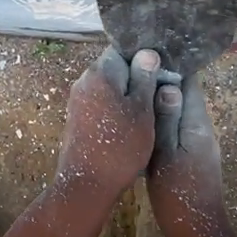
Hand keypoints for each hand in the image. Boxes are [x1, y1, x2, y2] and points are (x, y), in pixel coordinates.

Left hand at [55, 46, 161, 196]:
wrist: (86, 185)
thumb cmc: (119, 147)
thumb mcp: (141, 111)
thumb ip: (144, 79)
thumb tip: (148, 53)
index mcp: (100, 72)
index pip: (122, 51)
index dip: (143, 60)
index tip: (159, 75)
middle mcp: (85, 80)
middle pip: (115, 69)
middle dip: (135, 80)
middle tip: (156, 97)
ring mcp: (78, 99)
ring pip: (108, 88)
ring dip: (125, 97)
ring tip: (146, 115)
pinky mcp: (77, 118)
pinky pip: (100, 103)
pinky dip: (114, 110)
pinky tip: (127, 127)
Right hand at [147, 75, 227, 236]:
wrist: (197, 234)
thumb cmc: (178, 194)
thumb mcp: (165, 154)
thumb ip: (167, 119)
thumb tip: (168, 83)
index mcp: (197, 123)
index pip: (189, 82)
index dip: (172, 64)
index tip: (148, 52)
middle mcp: (202, 128)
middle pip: (184, 93)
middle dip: (162, 80)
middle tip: (134, 69)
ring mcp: (199, 142)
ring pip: (179, 110)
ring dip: (161, 100)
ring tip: (134, 90)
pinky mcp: (193, 155)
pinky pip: (178, 125)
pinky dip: (163, 117)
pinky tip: (144, 120)